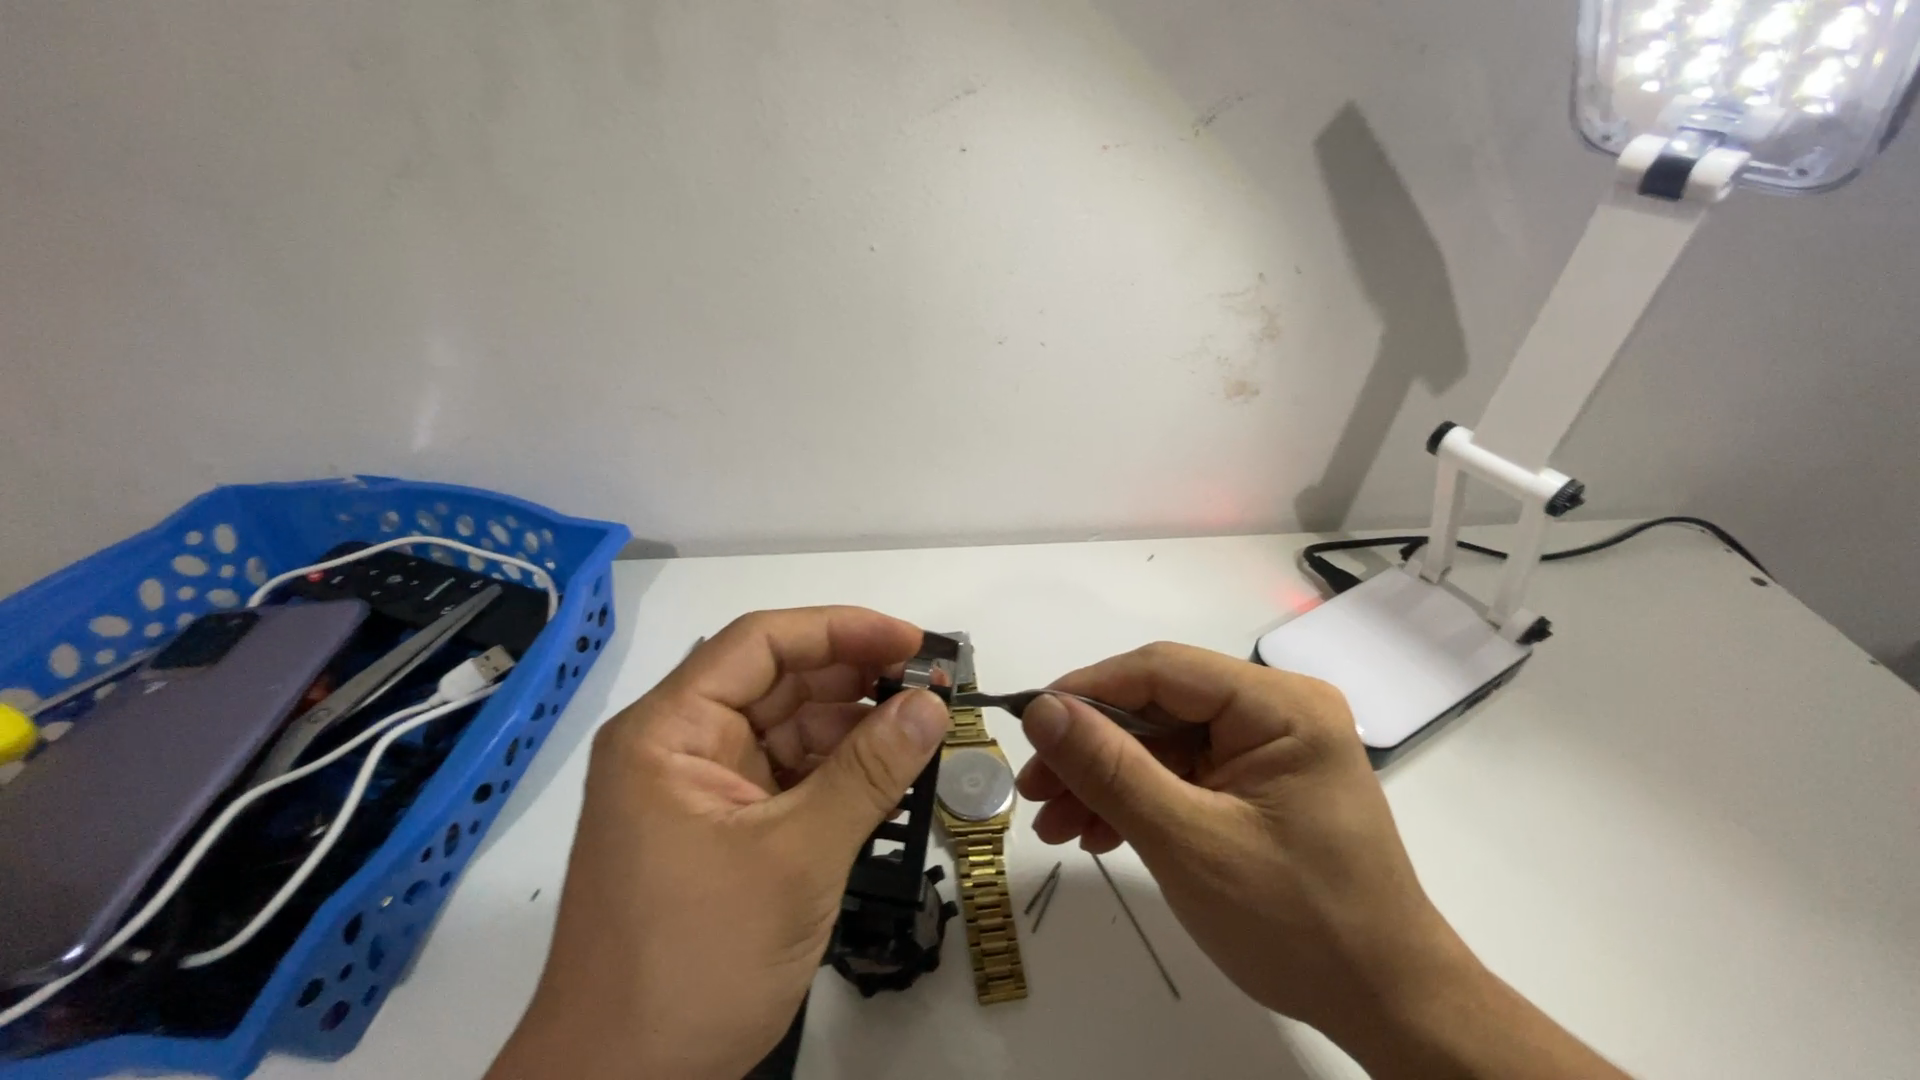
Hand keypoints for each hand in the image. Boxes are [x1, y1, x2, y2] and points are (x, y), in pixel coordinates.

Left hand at [487, 608, 950, 1079]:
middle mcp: (680, 746)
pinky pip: (788, 778)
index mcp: (668, 731)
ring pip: (788, 731)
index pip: (760, 643)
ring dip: (853, 728)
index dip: (841, 629)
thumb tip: (932, 703)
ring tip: (924, 731)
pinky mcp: (722, 831)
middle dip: (855, 678)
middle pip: (777, 683)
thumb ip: (868, 772)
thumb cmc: (697, 960)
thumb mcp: (796, 857)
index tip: (913, 643)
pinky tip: (890, 776)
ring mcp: (700, 790)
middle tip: (933, 688)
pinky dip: (838, 774)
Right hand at [1018, 643, 1625, 1078]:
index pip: (1163, 669)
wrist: (1384, 1004)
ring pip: (1163, 745)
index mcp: (1280, 705)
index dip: (1089, 691)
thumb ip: (1110, 768)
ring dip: (1106, 782)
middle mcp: (1278, 712)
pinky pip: (1184, 776)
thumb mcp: (1188, 842)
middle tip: (1034, 791)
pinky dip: (1139, 802)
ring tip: (1054, 826)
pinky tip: (1098, 834)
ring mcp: (1271, 750)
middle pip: (1159, 708)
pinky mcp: (1260, 785)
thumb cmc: (1295, 922)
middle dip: (1091, 751)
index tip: (1029, 724)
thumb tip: (1042, 709)